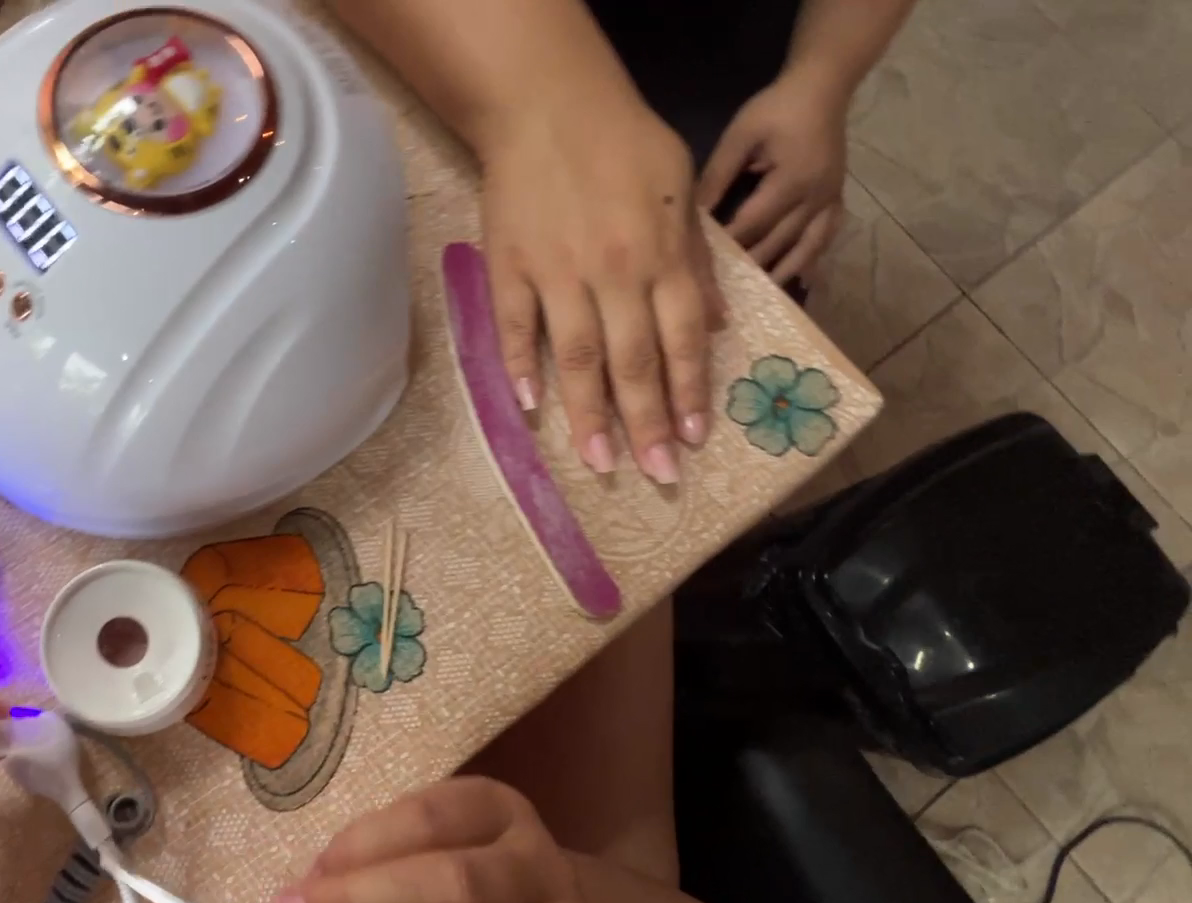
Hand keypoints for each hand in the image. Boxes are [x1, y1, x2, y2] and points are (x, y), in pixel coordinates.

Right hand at [483, 100, 722, 484]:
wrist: (548, 107)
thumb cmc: (621, 144)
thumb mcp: (680, 191)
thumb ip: (695, 261)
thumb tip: (712, 323)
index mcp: (661, 254)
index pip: (681, 340)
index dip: (687, 394)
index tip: (692, 440)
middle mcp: (615, 273)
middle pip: (633, 362)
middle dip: (646, 424)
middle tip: (657, 475)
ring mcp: (557, 275)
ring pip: (578, 358)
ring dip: (589, 415)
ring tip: (599, 464)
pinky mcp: (510, 272)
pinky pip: (517, 329)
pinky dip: (522, 368)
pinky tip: (529, 408)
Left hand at [698, 72, 849, 286]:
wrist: (823, 86)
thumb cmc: (775, 109)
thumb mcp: (739, 138)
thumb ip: (716, 178)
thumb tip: (690, 218)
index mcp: (791, 180)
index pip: (751, 226)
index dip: (726, 250)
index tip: (700, 276)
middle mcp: (816, 196)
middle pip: (777, 244)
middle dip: (748, 270)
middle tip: (717, 301)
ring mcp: (830, 200)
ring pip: (805, 248)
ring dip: (780, 274)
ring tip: (754, 303)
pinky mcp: (836, 199)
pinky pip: (825, 238)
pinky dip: (811, 262)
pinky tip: (800, 285)